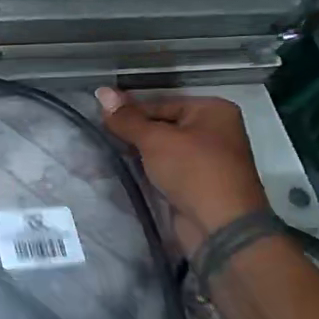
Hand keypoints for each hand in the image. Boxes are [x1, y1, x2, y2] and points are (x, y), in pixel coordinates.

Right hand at [96, 88, 269, 246]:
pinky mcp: (196, 187)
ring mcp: (206, 162)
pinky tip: (121, 173)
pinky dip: (147, 173)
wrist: (220, 227)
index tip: (100, 118)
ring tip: (102, 156)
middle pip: (163, 127)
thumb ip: (128, 119)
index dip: (131, 111)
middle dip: (132, 135)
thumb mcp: (156, 140)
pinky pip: (166, 172)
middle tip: (98, 137)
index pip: (161, 103)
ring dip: (137, 155)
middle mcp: (213, 132)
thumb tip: (102, 91)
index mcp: (212, 110)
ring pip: (163, 152)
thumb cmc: (193, 171)